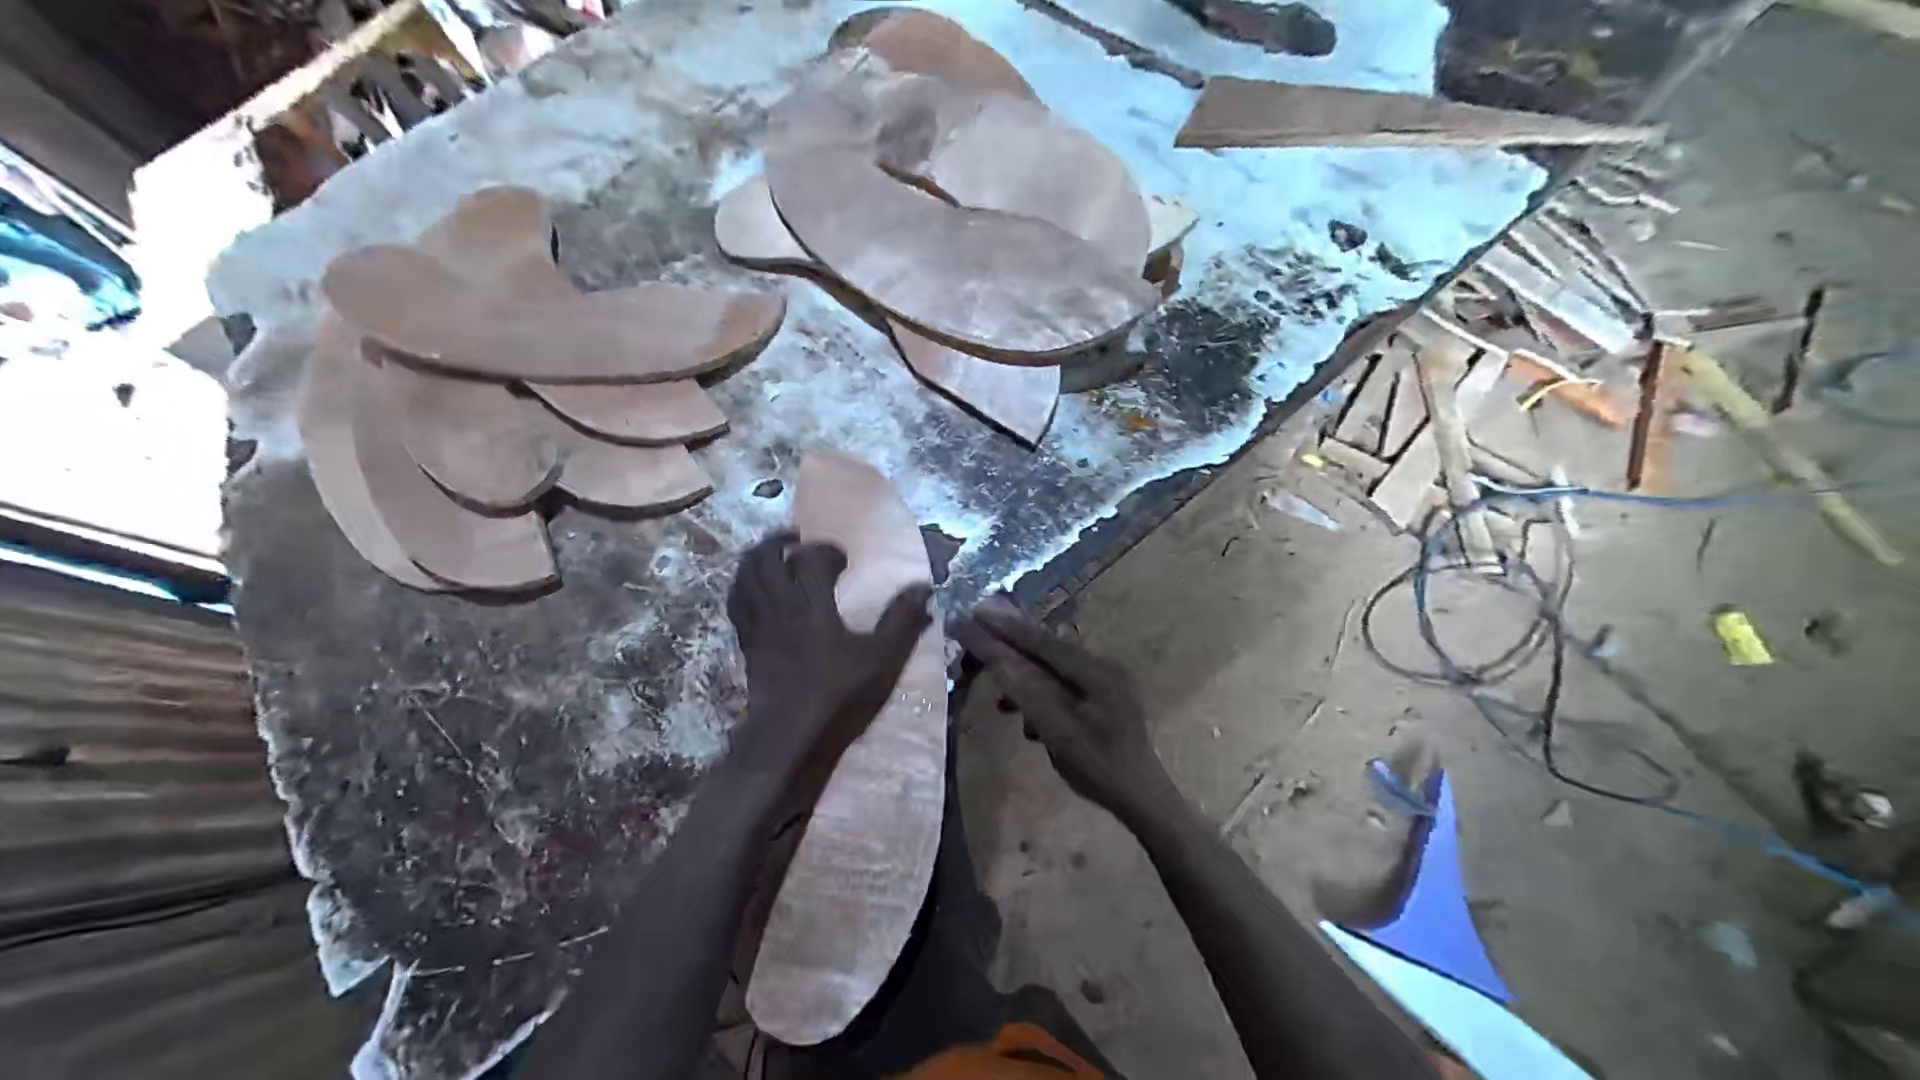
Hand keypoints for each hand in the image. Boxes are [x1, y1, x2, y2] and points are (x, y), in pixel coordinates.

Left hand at [726, 532, 931, 789]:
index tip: (844, 559)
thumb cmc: (839, 694)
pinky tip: (757, 591)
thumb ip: (903, 620)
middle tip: (800, 541)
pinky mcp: (745, 641)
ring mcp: (756, 622)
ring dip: (759, 558)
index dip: (827, 550)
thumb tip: (923, 587)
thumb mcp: (882, 658)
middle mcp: (778, 604)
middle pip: (765, 555)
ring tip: (776, 557)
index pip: (810, 557)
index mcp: (811, 602)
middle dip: (782, 541)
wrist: (789, 736)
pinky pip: (736, 600)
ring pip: (745, 574)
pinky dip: (744, 585)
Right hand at [953, 603, 1167, 817]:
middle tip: (977, 635)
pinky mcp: (1102, 700)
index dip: (1006, 628)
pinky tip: (1027, 719)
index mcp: (1095, 670)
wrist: (1143, 799)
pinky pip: (1062, 686)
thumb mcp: (1058, 731)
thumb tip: (994, 656)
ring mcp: (1104, 683)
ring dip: (1024, 678)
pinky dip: (1041, 695)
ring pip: (1053, 670)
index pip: (1042, 642)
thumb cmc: (1100, 768)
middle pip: (1047, 651)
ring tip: (1000, 698)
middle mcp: (1102, 667)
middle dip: (1011, 646)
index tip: (975, 612)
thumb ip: (1027, 691)